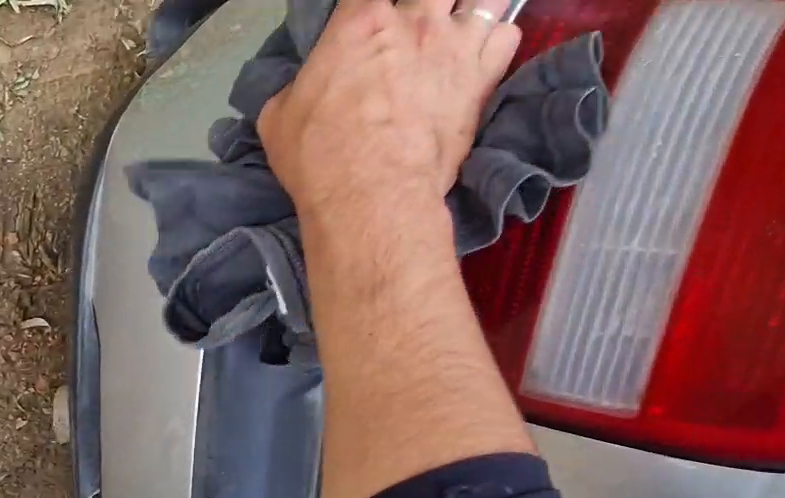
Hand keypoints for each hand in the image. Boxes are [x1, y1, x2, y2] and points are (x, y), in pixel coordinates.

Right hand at [258, 0, 520, 221]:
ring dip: (467, 10)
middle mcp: (414, 19)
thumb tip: (302, 89)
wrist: (368, 192)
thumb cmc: (315, 156)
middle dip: (417, 7)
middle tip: (407, 27)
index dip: (362, 6)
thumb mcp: (278, 121)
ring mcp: (455, 43)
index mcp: (359, 23)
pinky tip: (476, 57)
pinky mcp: (483, 75)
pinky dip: (493, 41)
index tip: (359, 22)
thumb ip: (297, 89)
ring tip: (451, 29)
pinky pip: (506, 34)